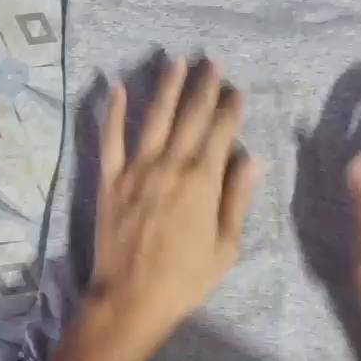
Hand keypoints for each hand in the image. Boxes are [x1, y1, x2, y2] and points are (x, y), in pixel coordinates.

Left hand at [79, 57, 258, 360]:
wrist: (131, 299)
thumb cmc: (185, 278)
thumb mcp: (226, 246)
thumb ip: (237, 199)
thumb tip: (250, 159)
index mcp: (203, 182)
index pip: (221, 132)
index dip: (230, 108)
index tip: (237, 90)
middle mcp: (170, 165)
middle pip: (191, 116)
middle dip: (204, 87)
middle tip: (211, 62)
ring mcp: (136, 169)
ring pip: (155, 118)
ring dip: (167, 87)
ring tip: (176, 61)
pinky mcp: (110, 179)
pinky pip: (111, 138)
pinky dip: (115, 111)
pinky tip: (119, 87)